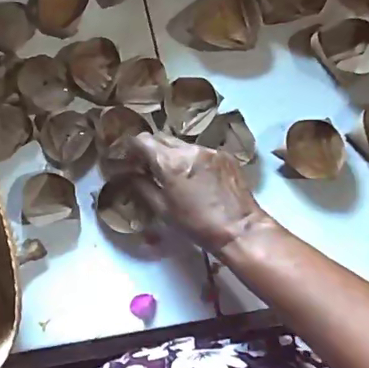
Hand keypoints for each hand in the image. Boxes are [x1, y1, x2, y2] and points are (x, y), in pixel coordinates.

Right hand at [119, 133, 277, 251]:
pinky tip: (194, 176)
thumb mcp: (161, 208)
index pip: (141, 140)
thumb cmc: (196, 224)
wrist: (240, 230)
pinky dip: (190, 158)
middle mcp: (189, 149)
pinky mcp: (225, 155)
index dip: (131, 148)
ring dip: (171, 153)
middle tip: (146, 166)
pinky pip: (199, 150)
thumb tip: (129, 173)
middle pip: (161, 137)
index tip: (128, 159)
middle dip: (150, 148)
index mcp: (170, 162)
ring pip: (180, 143)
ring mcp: (209, 150)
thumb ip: (141, 186)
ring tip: (172, 173)